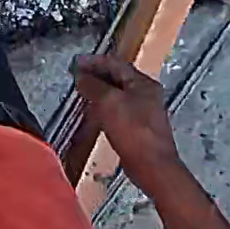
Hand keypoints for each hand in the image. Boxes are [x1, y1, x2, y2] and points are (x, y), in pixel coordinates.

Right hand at [75, 53, 184, 187]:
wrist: (152, 167)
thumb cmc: (133, 131)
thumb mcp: (108, 102)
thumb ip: (93, 85)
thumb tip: (81, 77)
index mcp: (143, 83)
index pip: (115, 63)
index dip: (94, 61)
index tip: (77, 63)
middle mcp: (146, 94)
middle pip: (117, 78)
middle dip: (96, 76)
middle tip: (77, 76)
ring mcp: (144, 112)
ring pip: (117, 95)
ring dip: (99, 92)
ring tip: (82, 92)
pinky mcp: (139, 128)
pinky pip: (118, 111)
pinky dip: (104, 108)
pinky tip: (94, 114)